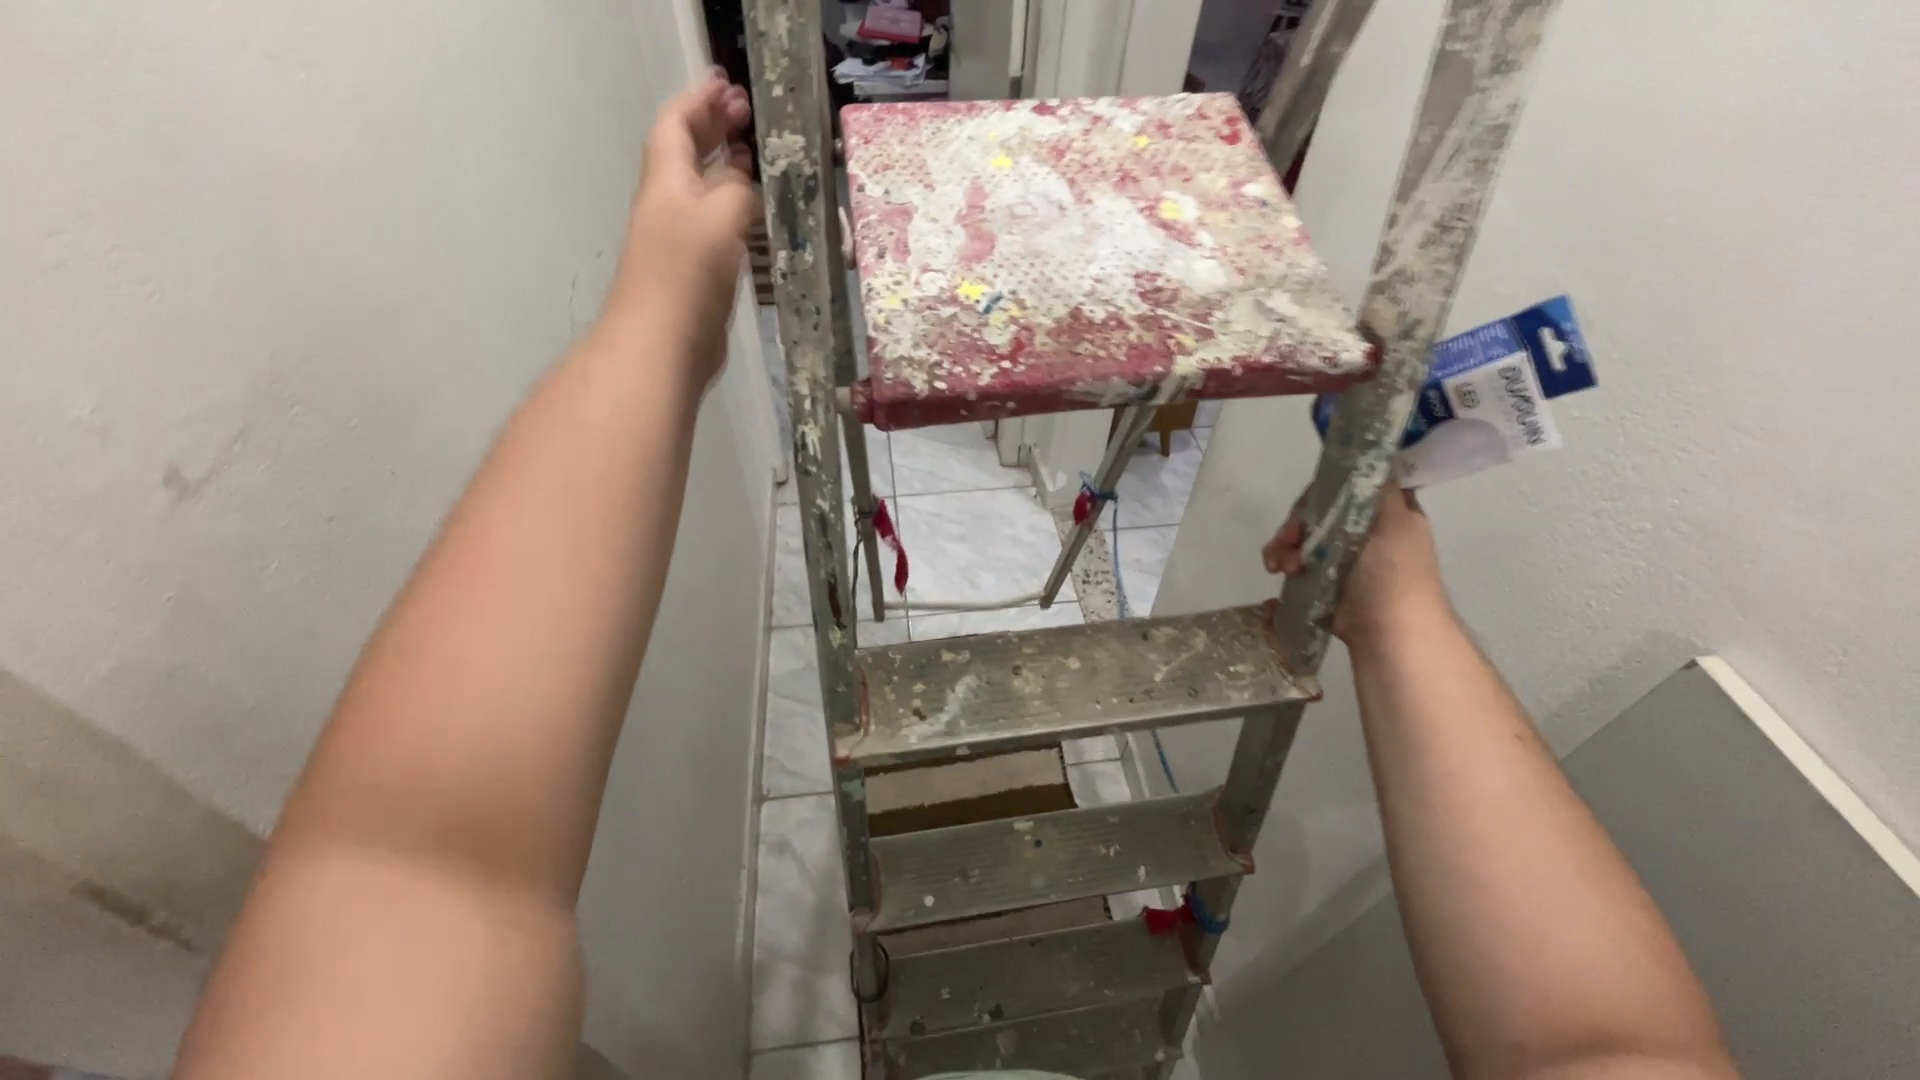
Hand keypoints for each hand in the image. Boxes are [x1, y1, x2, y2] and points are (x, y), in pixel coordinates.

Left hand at [601, 69, 757, 389]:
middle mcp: (670, 206)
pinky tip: (759, 218)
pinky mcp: (697, 274)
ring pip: (704, 191)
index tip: (725, 83)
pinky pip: (717, 227)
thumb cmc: (685, 274)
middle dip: (713, 128)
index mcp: (667, 182)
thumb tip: (749, 185)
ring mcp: (682, 241)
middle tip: (745, 112)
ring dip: (727, 168)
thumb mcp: (718, 216)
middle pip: (687, 154)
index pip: (675, 125)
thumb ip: (738, 190)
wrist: (662, 344)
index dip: (698, 101)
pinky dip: (737, 211)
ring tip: (756, 156)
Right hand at [1263, 479, 1449, 645]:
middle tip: (1289, 539)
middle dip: (1297, 524)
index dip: (1322, 491)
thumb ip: (1379, 488)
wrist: (1390, 638)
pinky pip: (1296, 567)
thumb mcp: (1393, 522)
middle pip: (1318, 514)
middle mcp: (1364, 535)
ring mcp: (1342, 562)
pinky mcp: (1324, 586)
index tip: (1308, 504)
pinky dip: (1282, 565)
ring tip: (1282, 567)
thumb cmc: (1393, 576)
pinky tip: (1277, 574)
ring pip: (1303, 540)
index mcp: (1385, 515)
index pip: (1347, 487)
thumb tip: (1374, 455)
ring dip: (1285, 547)